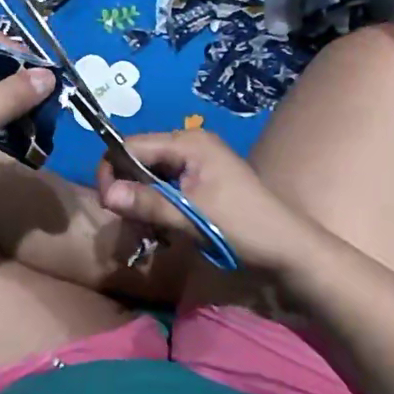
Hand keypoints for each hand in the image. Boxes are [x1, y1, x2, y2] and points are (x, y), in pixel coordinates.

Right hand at [94, 129, 318, 273]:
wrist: (288, 250)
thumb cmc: (243, 228)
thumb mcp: (191, 217)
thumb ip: (147, 204)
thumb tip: (106, 195)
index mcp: (188, 142)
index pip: (130, 145)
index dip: (113, 172)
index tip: (110, 206)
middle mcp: (190, 145)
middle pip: (138, 160)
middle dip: (129, 192)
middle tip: (135, 226)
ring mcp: (196, 165)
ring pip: (149, 179)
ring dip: (143, 206)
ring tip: (152, 234)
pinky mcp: (201, 184)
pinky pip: (165, 190)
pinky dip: (158, 210)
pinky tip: (165, 233)